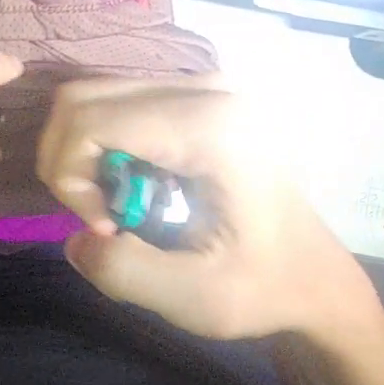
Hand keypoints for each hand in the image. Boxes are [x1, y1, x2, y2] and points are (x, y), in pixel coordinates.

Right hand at [35, 77, 376, 340]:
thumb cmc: (263, 288)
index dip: (72, 178)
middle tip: (97, 216)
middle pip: (80, 100)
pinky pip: (113, 105)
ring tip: (110, 204)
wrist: (315, 279)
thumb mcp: (194, 298)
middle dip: (68, 162)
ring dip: (79, 155)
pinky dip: (97, 146)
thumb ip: (123, 270)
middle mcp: (205, 90)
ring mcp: (200, 87)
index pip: (89, 123)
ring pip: (90, 98)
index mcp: (211, 127)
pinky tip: (125, 186)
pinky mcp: (193, 97)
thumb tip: (77, 238)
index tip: (104, 229)